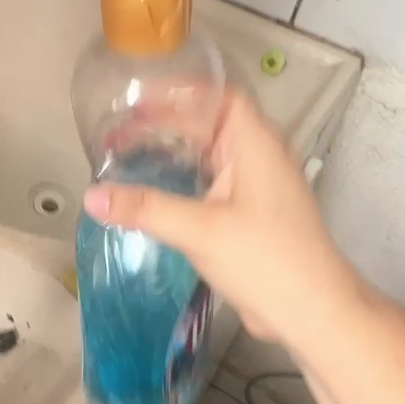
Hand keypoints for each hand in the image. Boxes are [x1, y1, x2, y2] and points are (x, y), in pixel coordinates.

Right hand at [81, 90, 357, 343]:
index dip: (178, 91)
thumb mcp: (201, 230)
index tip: (136, 97)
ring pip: (205, 157)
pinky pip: (207, 186)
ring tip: (125, 158)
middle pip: (206, 125)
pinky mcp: (246, 215)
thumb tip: (92, 196)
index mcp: (255, 143)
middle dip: (163, 125)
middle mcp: (256, 157)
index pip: (218, 96)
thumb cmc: (268, 260)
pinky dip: (179, 182)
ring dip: (170, 154)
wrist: (312, 312)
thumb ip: (146, 209)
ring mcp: (253, 187)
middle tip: (116, 131)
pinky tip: (149, 195)